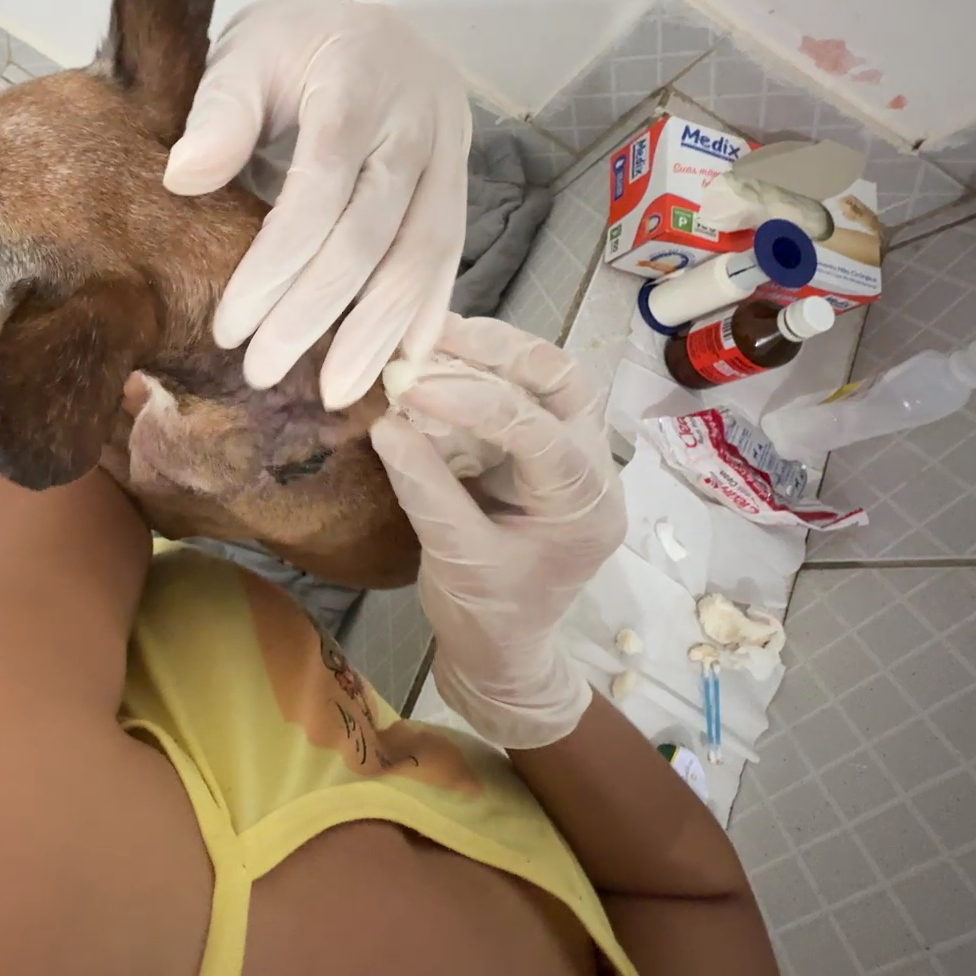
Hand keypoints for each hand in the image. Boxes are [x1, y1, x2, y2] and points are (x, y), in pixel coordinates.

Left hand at [163, 0, 471, 410]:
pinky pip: (450, 260)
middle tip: (263, 372)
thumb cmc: (295, 48)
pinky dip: (425, 317)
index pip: (319, 190)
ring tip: (336, 394)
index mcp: (359, 80)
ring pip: (422, 259)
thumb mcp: (246, 52)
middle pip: (372, 237)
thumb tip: (183, 178)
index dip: (276, 266)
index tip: (230, 327)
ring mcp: (449, 158)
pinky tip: (398, 367)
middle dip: (316, 315)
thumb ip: (218, 110)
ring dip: (378, 335)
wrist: (371, 32)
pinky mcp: (458, 189)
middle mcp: (419, 123)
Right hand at [370, 316, 624, 747]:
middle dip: (503, 352)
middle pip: (564, 384)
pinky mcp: (535, 450)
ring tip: (433, 334)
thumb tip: (385, 423)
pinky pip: (517, 397)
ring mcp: (567, 454)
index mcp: (585, 507)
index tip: (413, 386)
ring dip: (491, 352)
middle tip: (437, 330)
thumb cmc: (486, 614)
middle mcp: (590, 468)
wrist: (501, 645)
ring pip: (547, 380)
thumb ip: (425, 489)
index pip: (539, 436)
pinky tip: (437, 360)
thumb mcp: (455, 558)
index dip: (475, 405)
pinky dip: (477, 375)